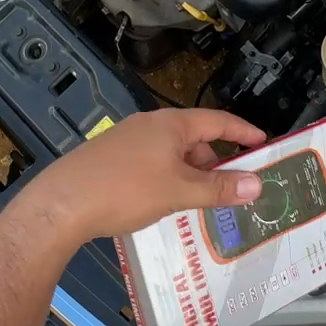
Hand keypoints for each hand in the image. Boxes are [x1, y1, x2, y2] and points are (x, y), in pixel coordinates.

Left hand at [12, 108, 267, 247]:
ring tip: (200, 202)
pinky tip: (165, 202)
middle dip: (216, 162)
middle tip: (232, 187)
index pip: (218, 121)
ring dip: (191, 173)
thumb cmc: (126, 190)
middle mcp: (151, 124)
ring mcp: (128, 140)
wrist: (61, 204)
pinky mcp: (111, 158)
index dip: (243, 132)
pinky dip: (169, 177)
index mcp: (172, 124)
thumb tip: (257, 183)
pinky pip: (152, 162)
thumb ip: (218, 189)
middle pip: (195, 137)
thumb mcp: (179, 191)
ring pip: (172, 152)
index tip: (263, 143)